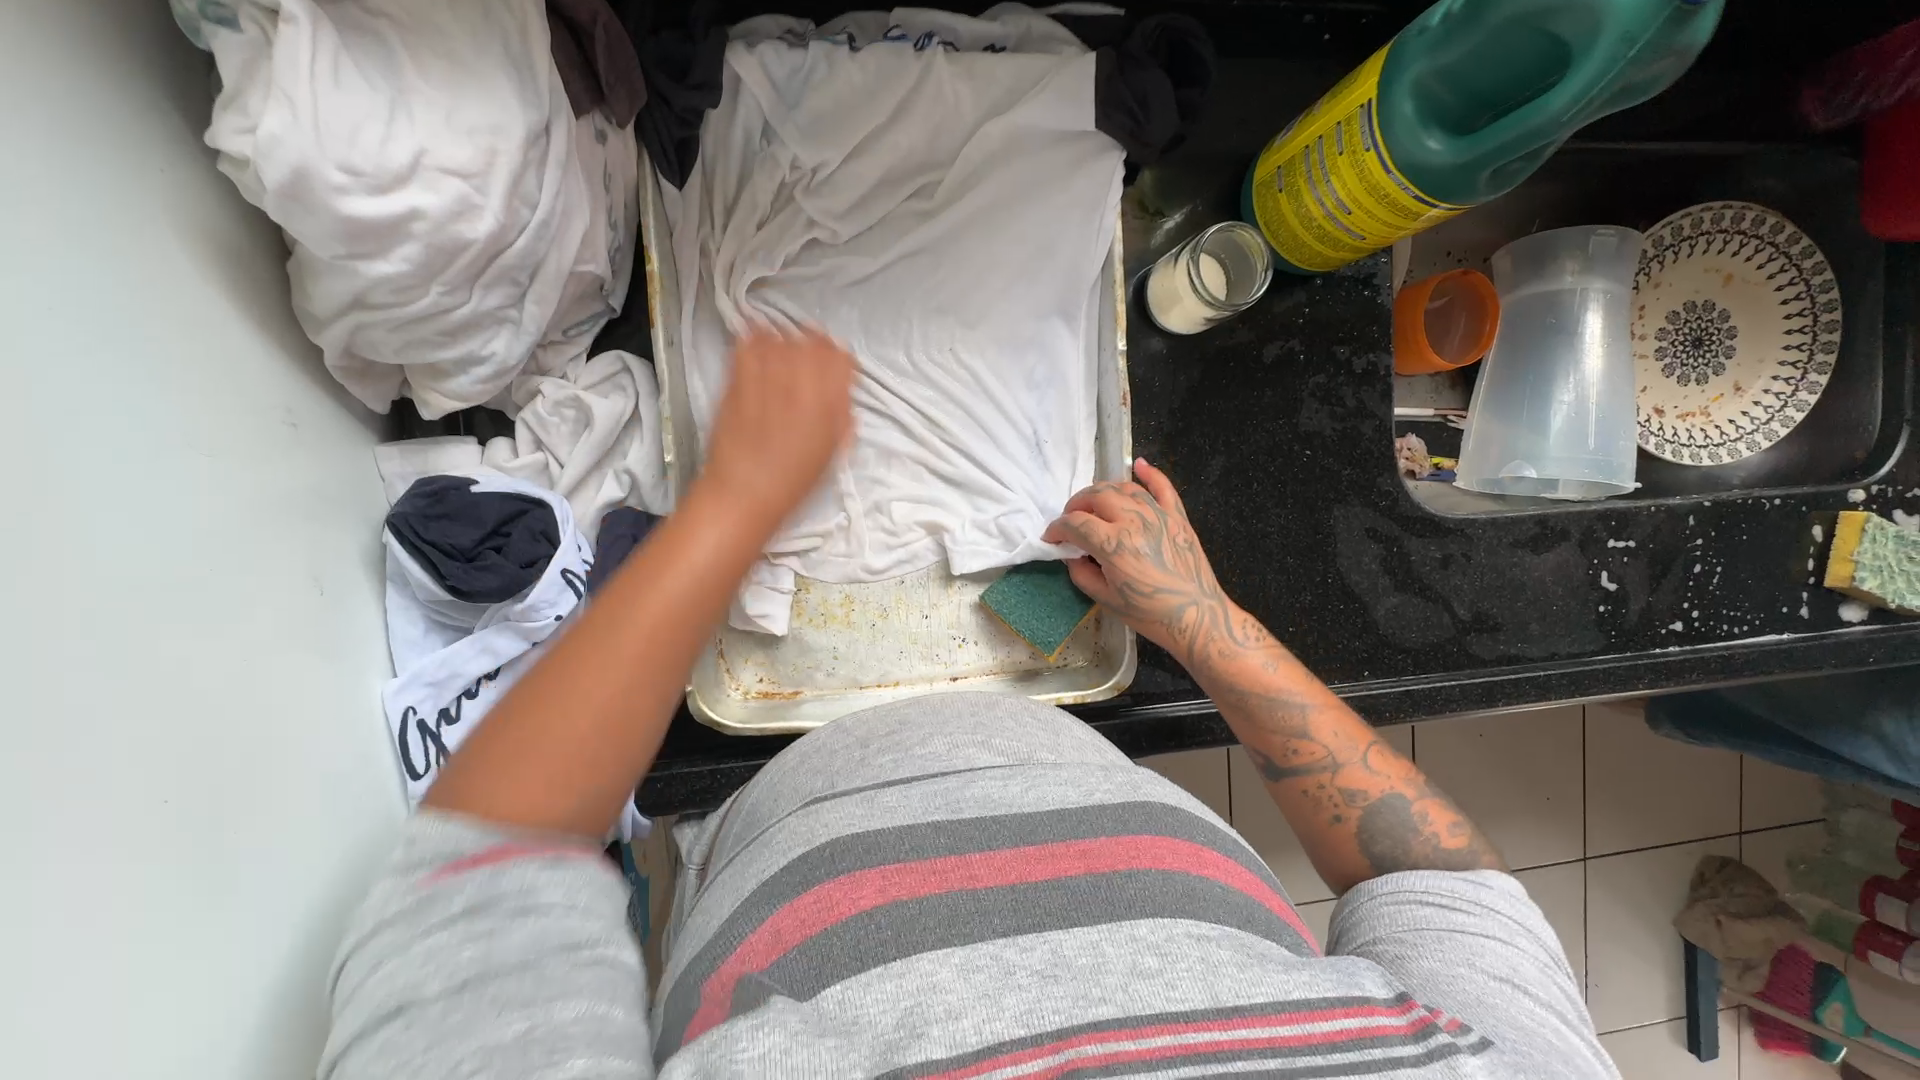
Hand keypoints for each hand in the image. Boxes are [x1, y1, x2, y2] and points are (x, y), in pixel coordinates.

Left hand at [699, 325, 854, 525]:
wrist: (744, 491)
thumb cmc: (792, 479)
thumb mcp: (831, 450)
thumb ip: (841, 415)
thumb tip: (842, 393)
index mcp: (830, 400)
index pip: (842, 358)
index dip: (840, 360)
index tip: (836, 367)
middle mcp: (801, 380)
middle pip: (813, 341)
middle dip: (814, 346)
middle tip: (811, 357)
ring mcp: (767, 376)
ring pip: (782, 337)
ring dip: (786, 341)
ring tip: (784, 352)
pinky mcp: (737, 378)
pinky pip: (748, 343)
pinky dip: (755, 339)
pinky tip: (757, 345)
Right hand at [1043, 459, 1238, 666]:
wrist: (1197, 617)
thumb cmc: (1149, 614)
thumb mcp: (1105, 599)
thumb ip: (1081, 573)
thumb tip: (1072, 555)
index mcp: (1113, 544)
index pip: (1075, 523)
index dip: (1057, 529)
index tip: (1051, 537)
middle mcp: (1134, 521)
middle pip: (1096, 496)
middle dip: (1076, 505)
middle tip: (1070, 519)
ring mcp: (1158, 515)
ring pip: (1124, 488)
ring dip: (1103, 491)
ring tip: (1093, 503)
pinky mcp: (1177, 517)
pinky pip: (1163, 487)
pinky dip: (1150, 473)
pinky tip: (1139, 466)